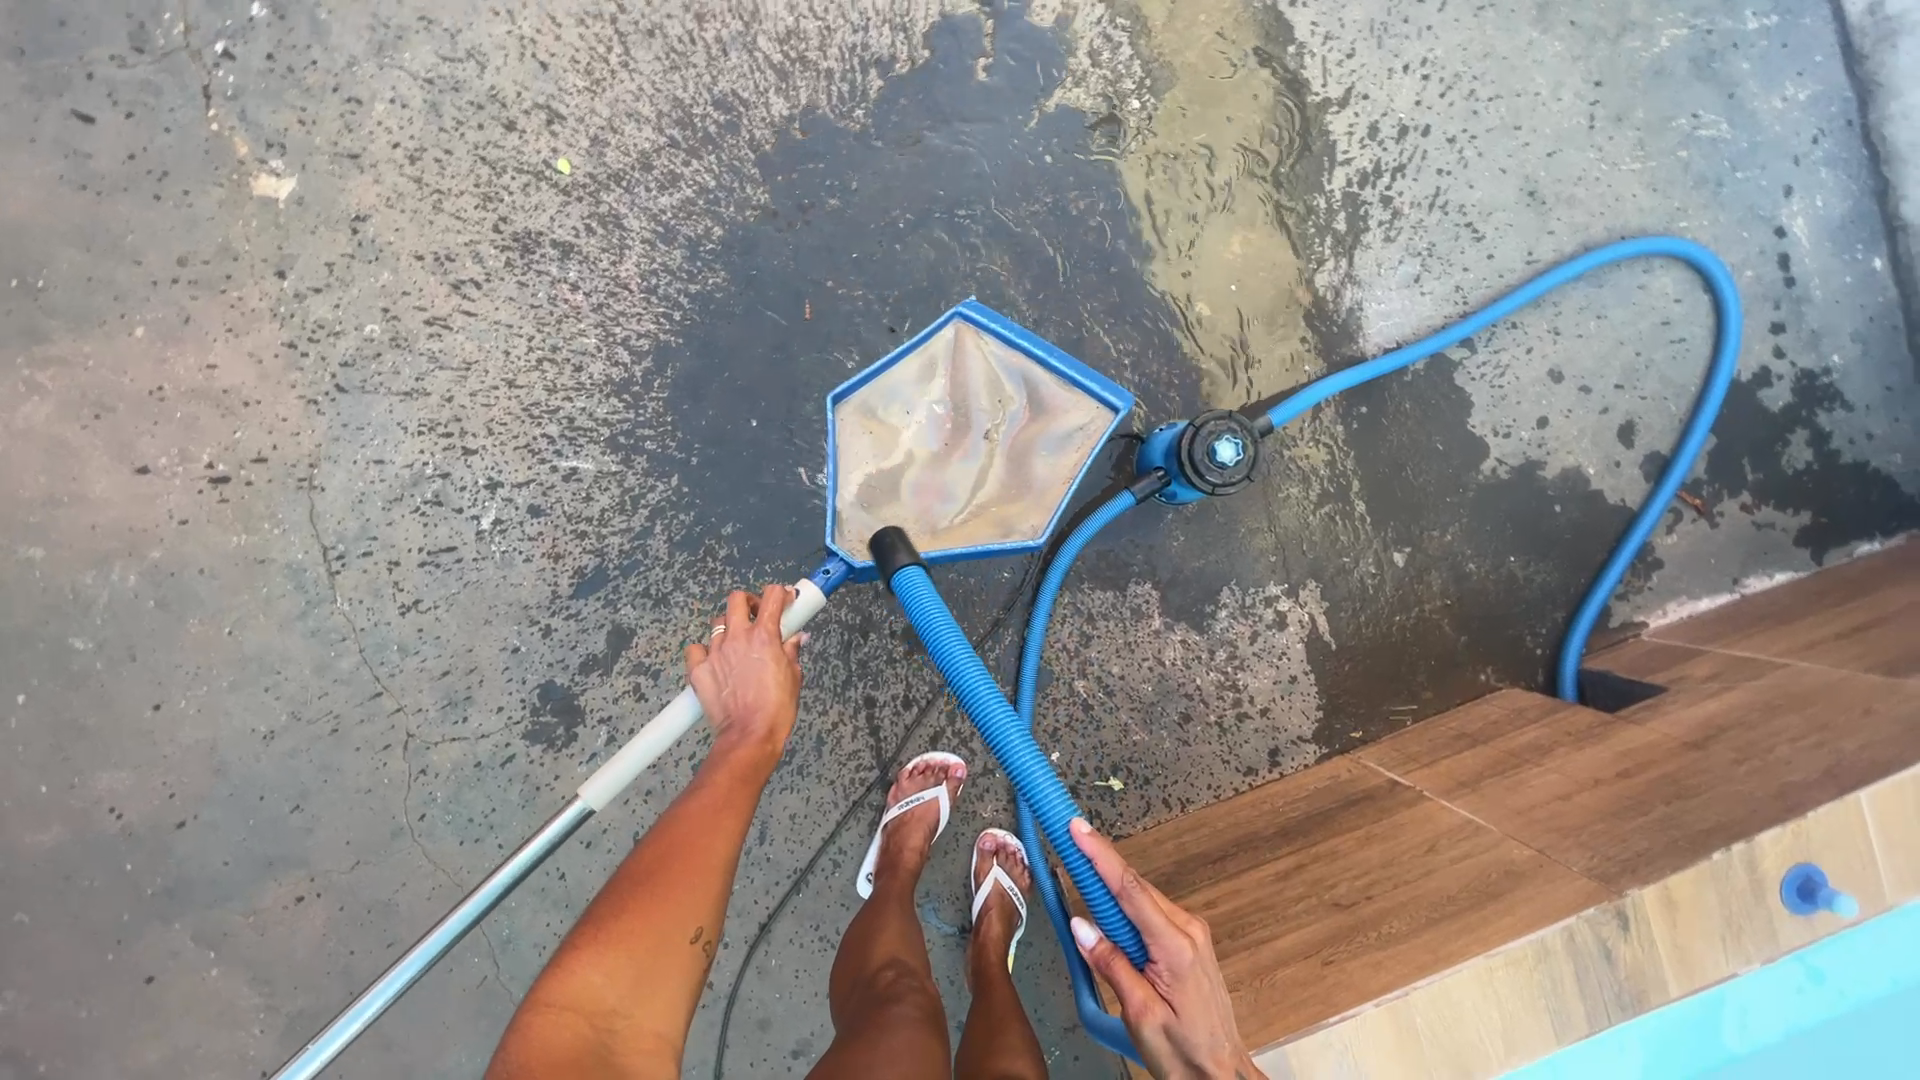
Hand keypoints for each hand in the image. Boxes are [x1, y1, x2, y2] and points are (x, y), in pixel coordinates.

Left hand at [684, 584, 804, 762]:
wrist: (749, 736)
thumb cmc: (776, 709)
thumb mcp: (794, 676)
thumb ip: (792, 651)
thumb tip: (796, 639)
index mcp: (765, 636)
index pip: (772, 596)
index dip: (780, 594)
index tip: (785, 599)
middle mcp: (737, 638)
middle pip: (736, 599)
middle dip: (748, 602)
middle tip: (757, 615)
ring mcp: (715, 652)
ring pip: (717, 623)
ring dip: (728, 627)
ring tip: (737, 643)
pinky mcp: (698, 670)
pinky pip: (696, 648)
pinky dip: (704, 650)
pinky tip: (715, 661)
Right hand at [1067, 817, 1261, 1079]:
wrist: (1221, 1074)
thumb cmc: (1183, 1052)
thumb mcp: (1140, 1014)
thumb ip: (1111, 964)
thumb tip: (1080, 926)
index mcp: (1175, 946)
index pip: (1130, 888)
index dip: (1100, 855)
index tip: (1077, 828)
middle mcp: (1188, 928)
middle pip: (1134, 886)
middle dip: (1099, 862)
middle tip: (1067, 841)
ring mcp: (1191, 931)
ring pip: (1141, 897)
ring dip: (1110, 886)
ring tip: (1079, 873)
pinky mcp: (1188, 940)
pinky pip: (1150, 911)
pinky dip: (1124, 905)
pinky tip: (1107, 911)